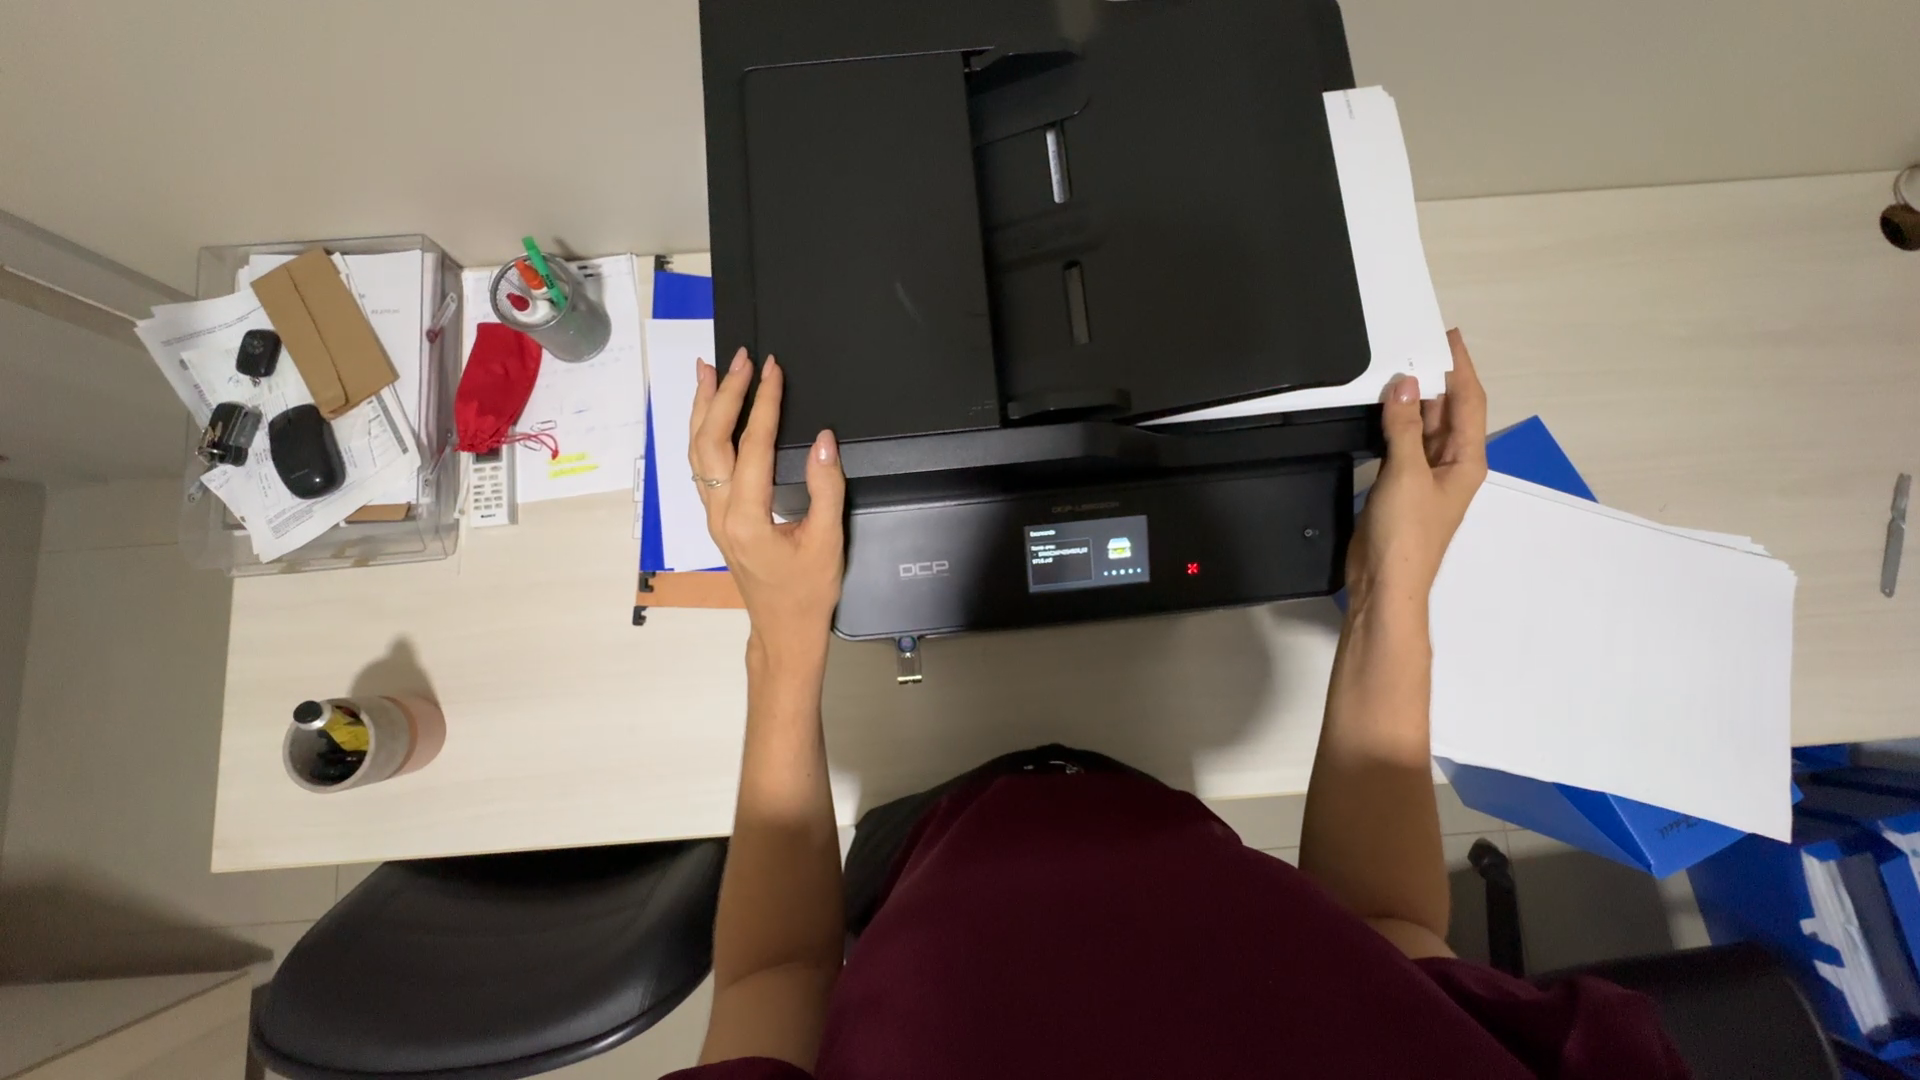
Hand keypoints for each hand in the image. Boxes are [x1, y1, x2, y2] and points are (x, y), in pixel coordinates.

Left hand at [690, 348, 845, 665]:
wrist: (783, 630)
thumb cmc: (808, 592)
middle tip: (738, 358)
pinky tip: (710, 415)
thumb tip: (824, 440)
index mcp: (748, 517)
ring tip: (708, 370)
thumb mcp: (828, 542)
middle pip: (710, 441)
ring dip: (703, 408)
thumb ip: (826, 488)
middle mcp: (720, 512)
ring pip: (697, 452)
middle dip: (723, 395)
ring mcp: (713, 516)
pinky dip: (703, 432)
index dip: (764, 405)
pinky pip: (702, 466)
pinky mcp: (717, 518)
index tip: (773, 370)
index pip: (751, 447)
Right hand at [1348, 329, 1487, 605]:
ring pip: (1423, 427)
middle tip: (1413, 347)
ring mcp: (1423, 476)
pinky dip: (1392, 424)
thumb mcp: (1406, 474)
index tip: (1448, 337)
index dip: (1461, 368)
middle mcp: (1449, 464)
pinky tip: (1379, 411)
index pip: (1468, 402)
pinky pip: (1401, 444)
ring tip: (1393, 371)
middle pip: (1448, 412)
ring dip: (1412, 402)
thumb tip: (1405, 384)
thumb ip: (1405, 427)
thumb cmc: (1406, 533)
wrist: (1384, 580)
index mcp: (1466, 460)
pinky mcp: (1398, 487)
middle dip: (1435, 380)